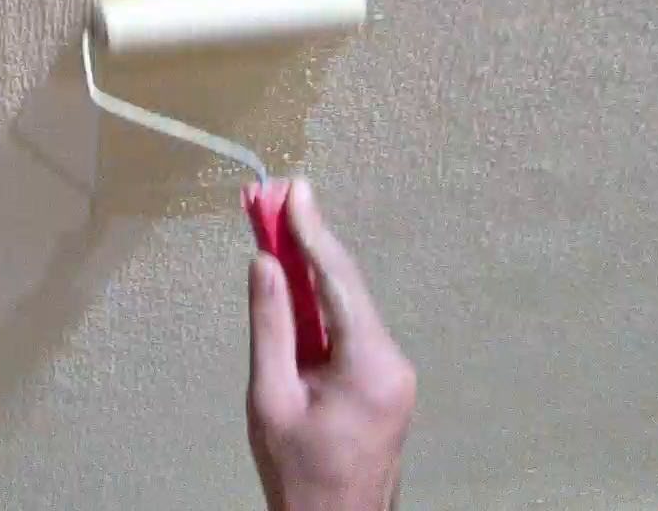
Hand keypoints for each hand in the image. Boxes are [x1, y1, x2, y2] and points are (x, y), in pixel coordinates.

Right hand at [245, 178, 414, 510]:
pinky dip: (316, 291)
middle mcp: (391, 358)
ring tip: (273, 222)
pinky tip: (292, 270)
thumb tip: (265, 261)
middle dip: (307, 236)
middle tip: (273, 196)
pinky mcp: (381, 377)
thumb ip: (270, 324)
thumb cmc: (296, 469)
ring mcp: (391, 369)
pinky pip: (346, 320)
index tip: (291, 188)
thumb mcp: (270, 396)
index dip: (311, 229)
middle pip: (344, 281)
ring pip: (345, 298)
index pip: (337, 278)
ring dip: (308, 261)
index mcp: (370, 363)